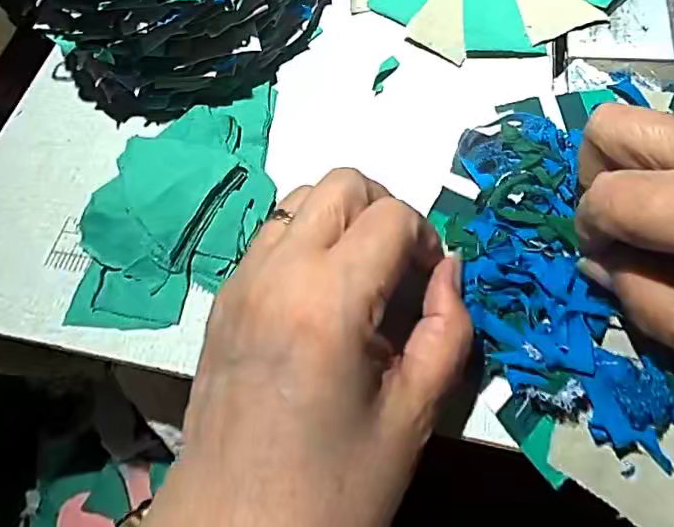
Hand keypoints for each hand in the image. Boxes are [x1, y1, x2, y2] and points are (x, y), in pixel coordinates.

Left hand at [153, 169, 471, 526]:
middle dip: (386, 210)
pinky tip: (321, 295)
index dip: (426, 240)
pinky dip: (309, 238)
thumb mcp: (414, 414)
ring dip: (344, 219)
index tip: (431, 286)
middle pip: (344, 183)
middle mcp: (278, 273)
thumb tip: (449, 270)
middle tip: (400, 267)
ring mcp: (242, 281)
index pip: (393, 216)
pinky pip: (274, 232)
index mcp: (327, 300)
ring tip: (360, 276)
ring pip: (304, 197)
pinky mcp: (224, 299)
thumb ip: (449, 328)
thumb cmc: (330, 488)